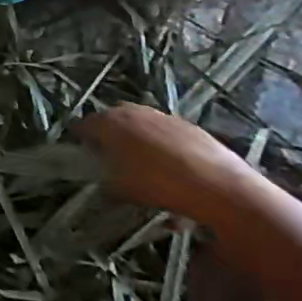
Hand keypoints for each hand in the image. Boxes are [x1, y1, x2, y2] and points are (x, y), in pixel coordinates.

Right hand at [76, 103, 269, 222]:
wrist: (222, 188)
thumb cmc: (157, 184)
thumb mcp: (118, 188)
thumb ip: (103, 179)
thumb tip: (101, 180)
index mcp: (109, 122)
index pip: (82, 125)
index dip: (79, 140)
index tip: (82, 156)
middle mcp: (134, 112)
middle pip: (111, 120)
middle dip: (108, 136)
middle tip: (110, 158)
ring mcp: (165, 117)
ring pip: (141, 126)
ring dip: (137, 140)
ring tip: (143, 166)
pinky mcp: (191, 127)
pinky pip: (166, 134)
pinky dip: (162, 147)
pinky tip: (171, 171)